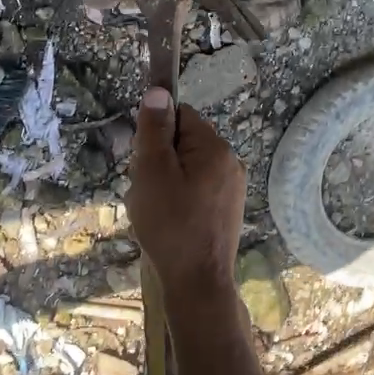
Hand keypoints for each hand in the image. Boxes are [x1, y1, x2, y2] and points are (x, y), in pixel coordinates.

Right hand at [126, 86, 245, 296]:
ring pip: (184, 169)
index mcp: (215, 148)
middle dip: (156, 161)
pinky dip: (175, 201)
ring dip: (162, 183)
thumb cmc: (170, 224)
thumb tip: (158, 91)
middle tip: (145, 190)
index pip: (180, 115)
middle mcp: (230, 162)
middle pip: (181, 143)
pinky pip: (193, 191)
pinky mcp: (225, 211)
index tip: (142, 160)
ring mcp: (230, 189)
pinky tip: (166, 222)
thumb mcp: (152, 171)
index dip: (155, 133)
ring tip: (153, 210)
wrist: (197, 283)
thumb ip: (154, 130)